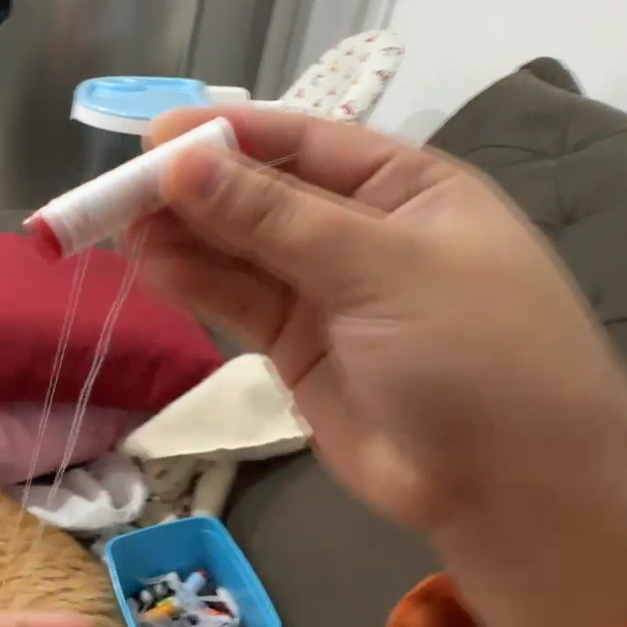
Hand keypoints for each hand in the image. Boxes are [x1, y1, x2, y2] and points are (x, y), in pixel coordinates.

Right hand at [135, 107, 626, 626]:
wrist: (506, 490)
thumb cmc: (475, 356)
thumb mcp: (380, 269)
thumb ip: (274, 219)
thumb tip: (184, 165)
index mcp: (402, 187)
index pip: (301, 142)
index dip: (226, 137)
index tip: (152, 140)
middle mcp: (356, 230)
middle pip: (258, 196)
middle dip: (193, 192)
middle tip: (121, 194)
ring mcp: (321, 291)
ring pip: (237, 251)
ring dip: (183, 239)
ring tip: (122, 232)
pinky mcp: (292, 344)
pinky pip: (235, 301)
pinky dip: (194, 284)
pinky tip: (151, 267)